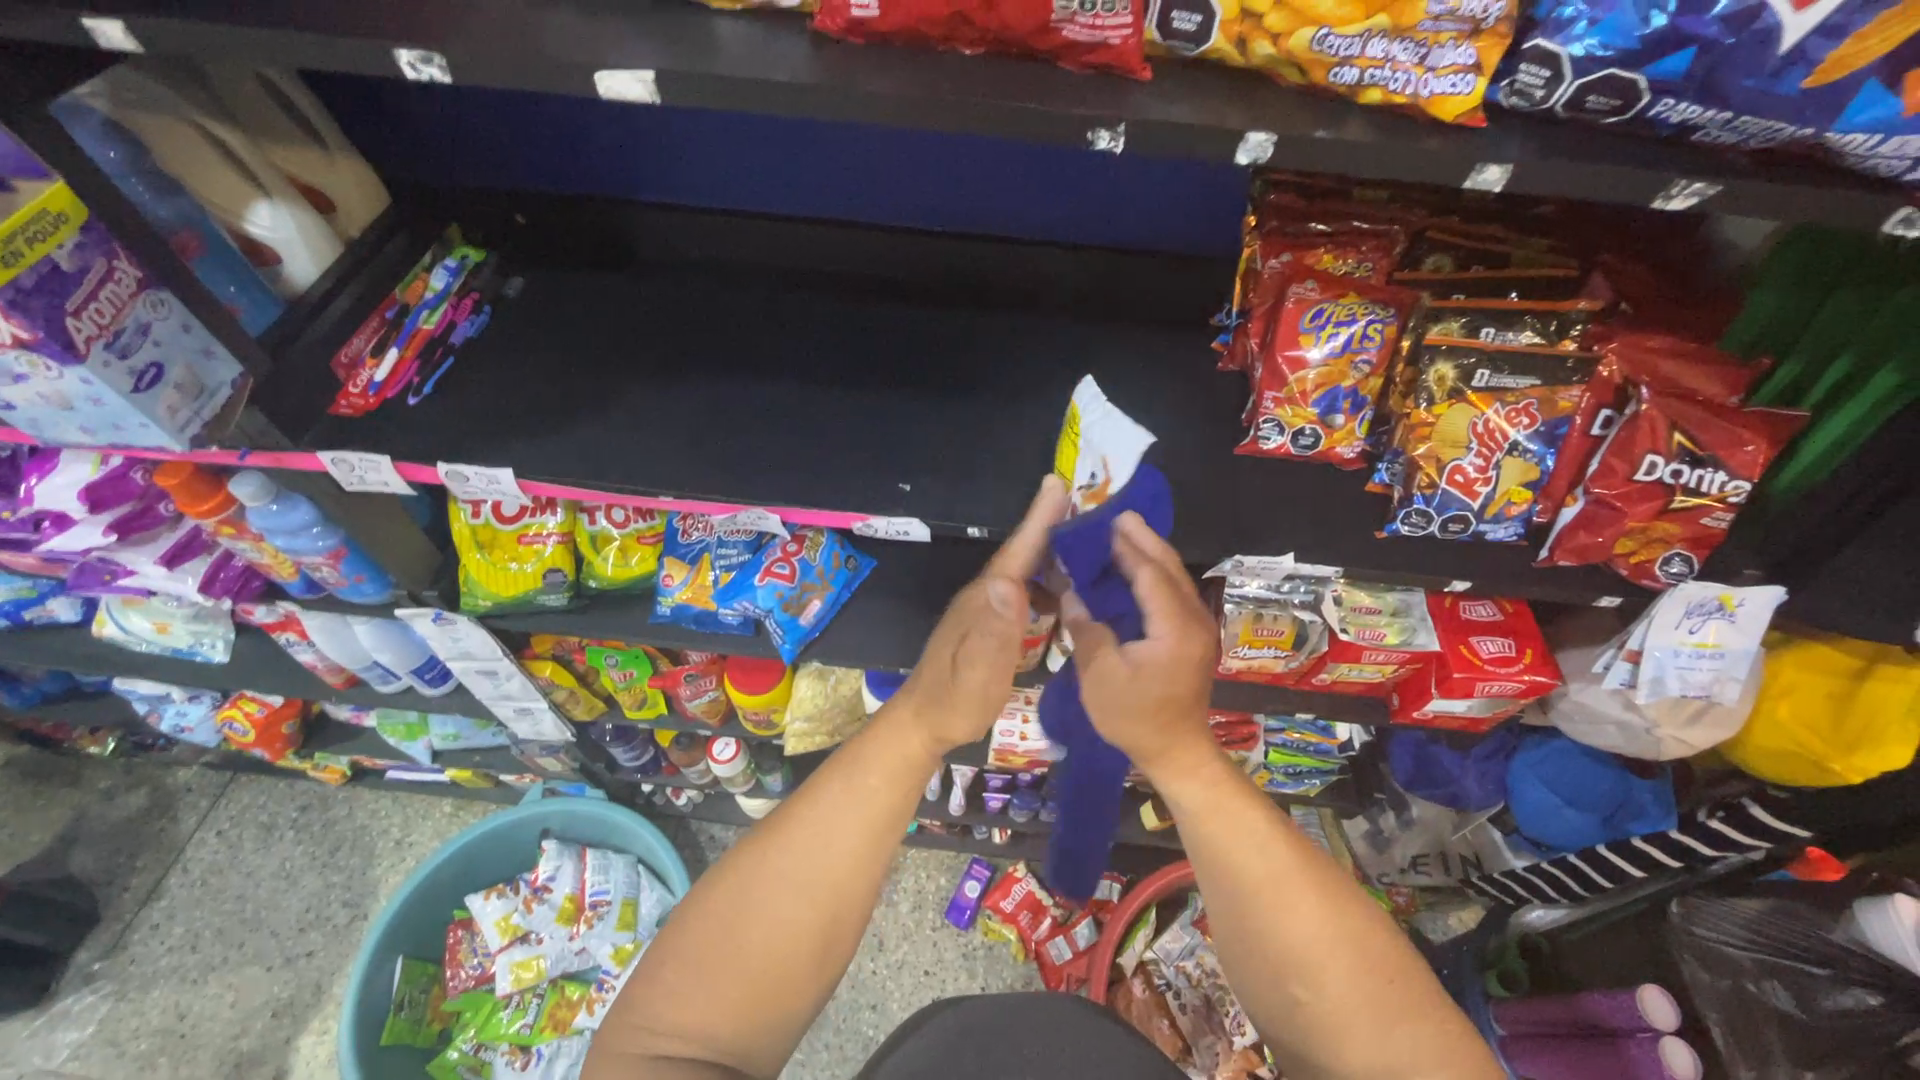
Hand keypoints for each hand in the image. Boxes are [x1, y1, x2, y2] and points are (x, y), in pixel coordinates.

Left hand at [892, 475, 1069, 753]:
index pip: (1016, 551)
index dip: (1038, 518)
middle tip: (1090, 507)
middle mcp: (985, 596)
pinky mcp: (989, 625)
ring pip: (1024, 572)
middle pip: (1022, 554)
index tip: (1057, 482)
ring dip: (1052, 555)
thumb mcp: (979, 672)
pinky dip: (1046, 584)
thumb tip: (1009, 583)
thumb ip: (994, 631)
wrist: (925, 723)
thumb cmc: (955, 701)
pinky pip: (1023, 593)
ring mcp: (985, 610)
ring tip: (1088, 545)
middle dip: (1052, 527)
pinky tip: (1065, 593)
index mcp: (985, 599)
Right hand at [1060, 511, 1217, 775]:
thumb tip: (1073, 592)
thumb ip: (1087, 627)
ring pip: (1175, 579)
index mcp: (1174, 627)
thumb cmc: (1135, 718)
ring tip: (1123, 532)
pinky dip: (1154, 575)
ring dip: (1150, 554)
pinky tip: (1134, 569)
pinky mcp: (1192, 637)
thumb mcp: (1099, 675)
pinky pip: (1174, 594)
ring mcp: (1197, 628)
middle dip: (1143, 539)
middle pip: (1169, 569)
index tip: (1104, 523)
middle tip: (1117, 514)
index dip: (1127, 547)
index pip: (1150, 574)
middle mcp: (1193, 620)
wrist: (1175, 752)